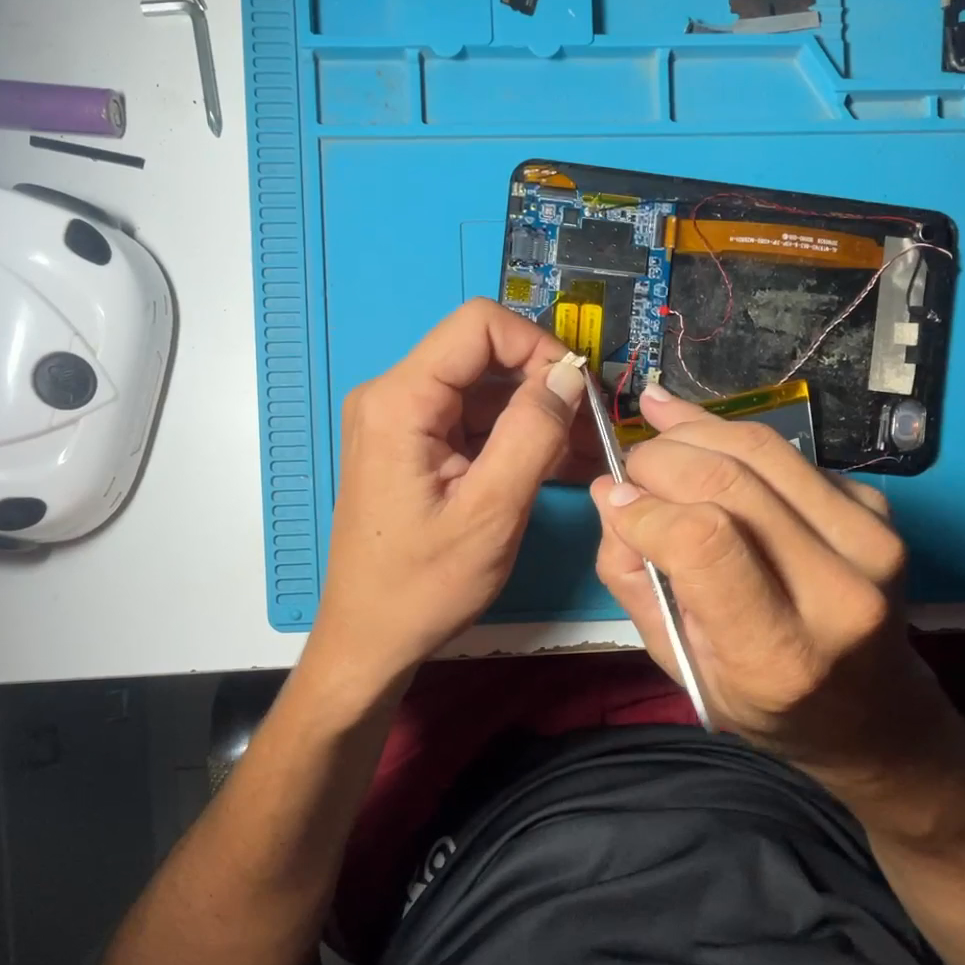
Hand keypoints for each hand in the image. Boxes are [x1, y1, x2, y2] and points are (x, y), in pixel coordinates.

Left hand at [308, 299, 587, 689]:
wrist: (370, 639)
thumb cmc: (423, 587)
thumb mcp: (490, 514)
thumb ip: (532, 435)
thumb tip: (568, 376)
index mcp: (400, 402)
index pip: (478, 325)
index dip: (538, 347)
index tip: (578, 394)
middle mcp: (393, 398)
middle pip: (483, 357)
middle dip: (544, 386)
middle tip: (594, 429)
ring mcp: (401, 424)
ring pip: (484, 393)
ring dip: (537, 417)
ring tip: (588, 454)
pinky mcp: (413, 449)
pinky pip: (473, 426)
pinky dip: (516, 441)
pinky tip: (560, 468)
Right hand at [589, 385, 946, 773]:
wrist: (872, 712)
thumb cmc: (763, 701)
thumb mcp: (681, 665)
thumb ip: (635, 583)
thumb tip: (611, 495)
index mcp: (779, 652)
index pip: (704, 543)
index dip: (646, 511)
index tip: (614, 502)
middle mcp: (838, 591)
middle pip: (731, 481)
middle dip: (661, 460)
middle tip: (629, 467)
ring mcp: (871, 542)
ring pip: (764, 448)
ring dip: (696, 430)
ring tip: (655, 425)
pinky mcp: (879, 509)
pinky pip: (789, 455)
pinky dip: (735, 439)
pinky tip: (700, 438)